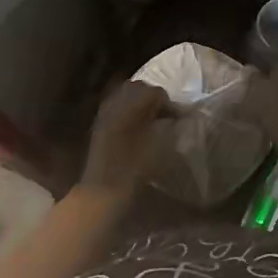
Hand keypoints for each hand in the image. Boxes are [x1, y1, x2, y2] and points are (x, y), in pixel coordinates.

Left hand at [78, 81, 170, 198]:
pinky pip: (114, 103)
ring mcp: (104, 112)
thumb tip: (177, 117)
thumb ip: (169, 127)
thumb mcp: (158, 150)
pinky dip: (127, 106)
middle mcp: (115, 105)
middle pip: (137, 86)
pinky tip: (135, 122)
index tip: (178, 116)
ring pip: (124, 92)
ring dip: (139, 99)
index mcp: (130, 109)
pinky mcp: (99, 122)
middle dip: (153, 96)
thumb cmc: (133, 173)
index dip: (169, 103)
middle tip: (164, 113)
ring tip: (150, 116)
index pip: (154, 92)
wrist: (102, 191)